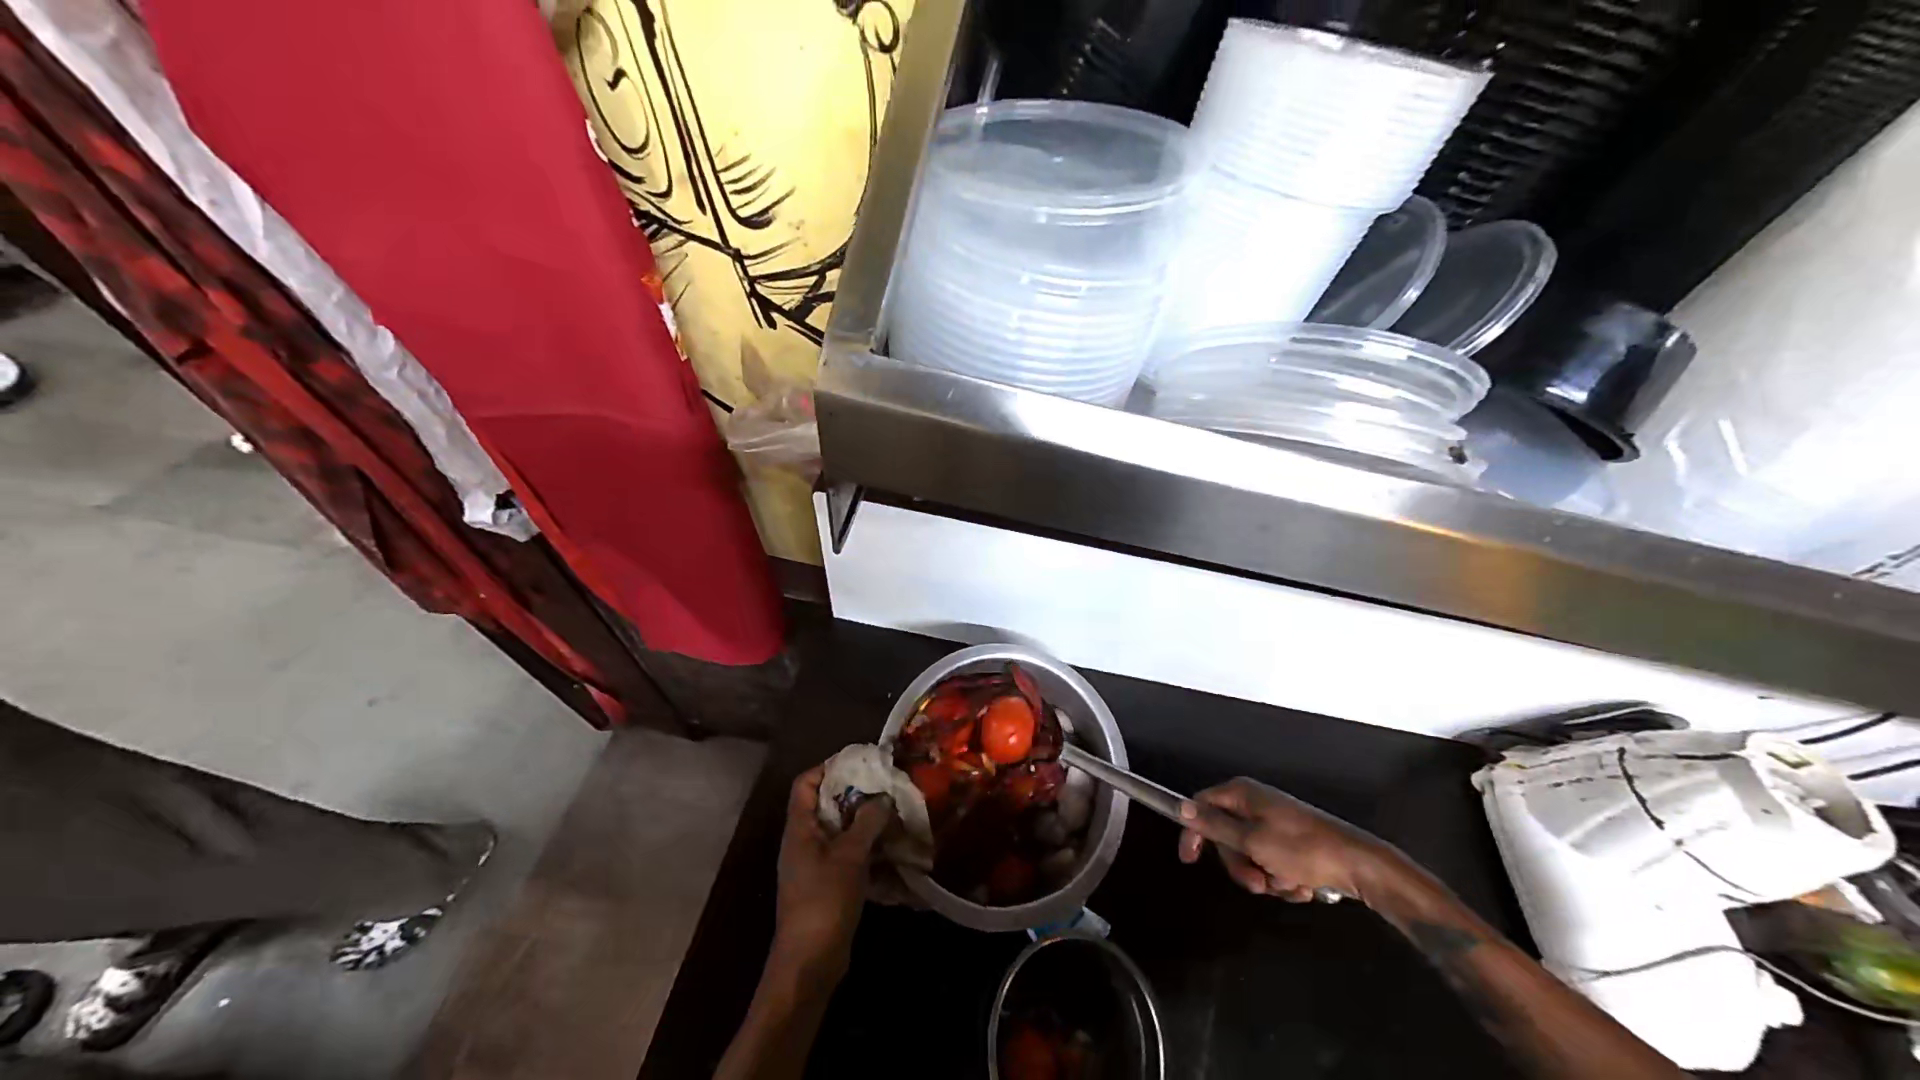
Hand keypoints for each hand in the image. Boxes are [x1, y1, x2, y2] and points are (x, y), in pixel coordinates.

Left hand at [771, 765, 890, 977]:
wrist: (810, 961)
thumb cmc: (824, 900)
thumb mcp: (850, 856)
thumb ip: (867, 822)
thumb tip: (882, 797)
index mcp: (799, 828)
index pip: (806, 782)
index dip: (830, 767)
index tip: (862, 763)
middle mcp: (803, 841)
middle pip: (826, 805)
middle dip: (857, 795)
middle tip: (887, 788)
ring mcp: (815, 865)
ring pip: (841, 832)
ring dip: (867, 824)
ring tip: (895, 816)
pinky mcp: (828, 885)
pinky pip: (848, 857)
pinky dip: (868, 851)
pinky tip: (893, 853)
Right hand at [1177, 777, 1402, 902]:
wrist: (1358, 866)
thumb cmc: (1302, 850)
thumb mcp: (1251, 841)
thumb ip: (1214, 825)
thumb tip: (1180, 807)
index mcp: (1243, 794)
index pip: (1202, 806)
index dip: (1194, 832)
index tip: (1191, 861)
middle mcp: (1255, 804)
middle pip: (1226, 836)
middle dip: (1240, 865)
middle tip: (1256, 882)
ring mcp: (1274, 824)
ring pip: (1249, 855)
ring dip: (1264, 877)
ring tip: (1286, 884)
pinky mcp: (1291, 844)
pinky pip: (1271, 864)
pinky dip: (1282, 879)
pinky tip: (1300, 885)